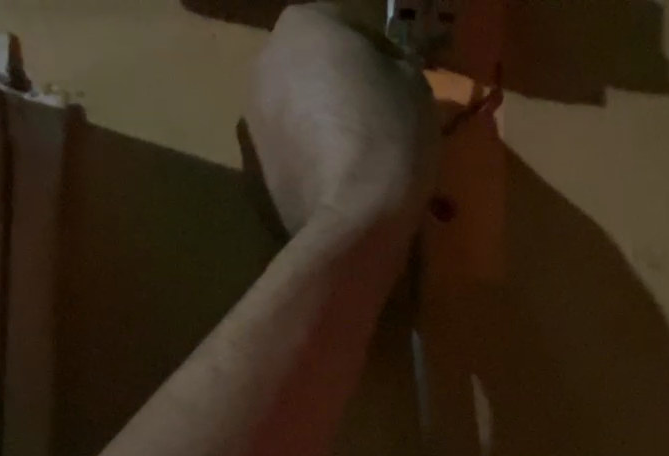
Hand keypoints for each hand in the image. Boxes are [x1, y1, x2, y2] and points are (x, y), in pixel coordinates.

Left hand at [247, 3, 439, 235]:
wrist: (353, 219)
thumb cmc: (388, 136)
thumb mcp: (414, 84)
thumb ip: (393, 66)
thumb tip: (384, 74)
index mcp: (304, 23)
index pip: (350, 25)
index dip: (381, 54)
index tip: (400, 84)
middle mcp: (266, 61)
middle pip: (313, 67)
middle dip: (341, 87)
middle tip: (377, 118)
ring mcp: (254, 119)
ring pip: (298, 111)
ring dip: (322, 124)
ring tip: (357, 156)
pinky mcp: (256, 170)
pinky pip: (293, 152)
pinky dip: (312, 160)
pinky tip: (339, 182)